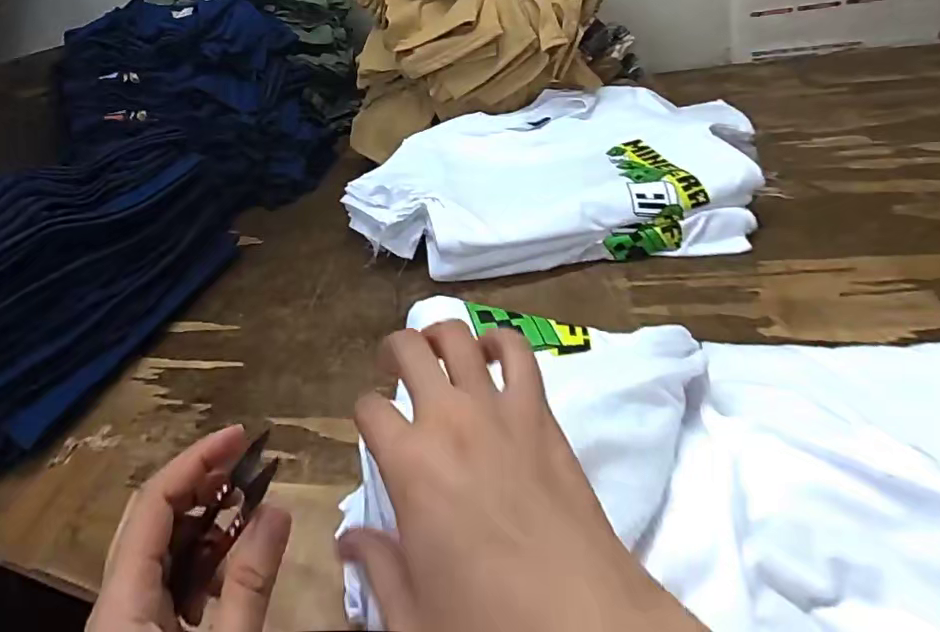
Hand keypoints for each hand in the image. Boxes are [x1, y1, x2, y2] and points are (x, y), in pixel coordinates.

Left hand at [88, 424, 291, 631]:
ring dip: (202, 526)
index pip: (155, 499)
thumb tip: (277, 509)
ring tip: (245, 517)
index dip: (198, 458)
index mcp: (122, 596)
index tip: (239, 435)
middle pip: (152, 515)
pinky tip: (227, 575)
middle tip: (244, 470)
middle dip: (200, 485)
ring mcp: (120, 618)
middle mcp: (112, 599)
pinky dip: (196, 563)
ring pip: (158, 547)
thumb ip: (250, 584)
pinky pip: (161, 580)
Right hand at [342, 322, 704, 631]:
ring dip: (439, 337)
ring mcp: (496, 411)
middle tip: (395, 371)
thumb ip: (378, 567)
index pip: (368, 408)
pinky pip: (518, 353)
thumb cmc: (492, 625)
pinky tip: (492, 356)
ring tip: (437, 354)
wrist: (590, 628)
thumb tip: (349, 540)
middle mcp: (447, 421)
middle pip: (407, 349)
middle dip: (393, 352)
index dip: (365, 415)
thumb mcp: (416, 616)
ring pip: (457, 337)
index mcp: (409, 463)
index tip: (375, 431)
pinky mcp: (540, 415)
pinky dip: (500, 343)